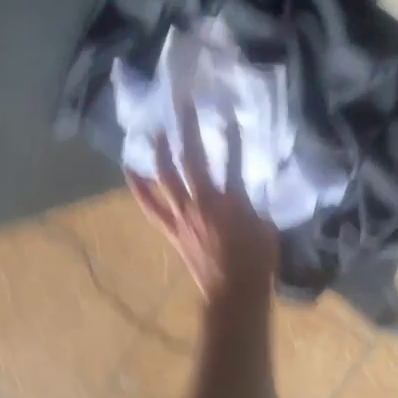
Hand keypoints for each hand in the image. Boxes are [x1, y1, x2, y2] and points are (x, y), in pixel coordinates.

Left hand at [126, 102, 276, 307]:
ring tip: (157, 132)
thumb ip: (255, 204)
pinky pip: (150, 206)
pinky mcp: (172, 229)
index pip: (231, 159)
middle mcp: (202, 202)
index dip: (230, 135)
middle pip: (191, 159)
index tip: (227, 112)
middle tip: (182, 106)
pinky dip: (139, 187)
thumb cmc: (257, 261)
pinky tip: (131, 170)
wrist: (234, 291)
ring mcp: (182, 215)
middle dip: (186, 130)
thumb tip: (248, 191)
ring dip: (160, 152)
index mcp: (231, 200)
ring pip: (166, 177)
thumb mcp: (266, 227)